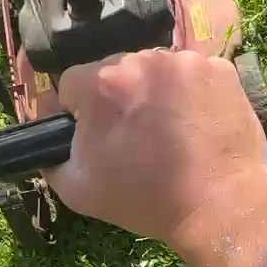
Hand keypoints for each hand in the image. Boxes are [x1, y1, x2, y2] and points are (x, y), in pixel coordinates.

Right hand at [45, 50, 266, 248]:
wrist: (219, 206)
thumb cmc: (147, 200)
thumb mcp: (79, 190)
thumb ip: (50, 157)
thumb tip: (46, 141)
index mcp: (101, 83)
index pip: (72, 84)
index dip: (80, 113)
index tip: (98, 136)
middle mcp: (143, 60)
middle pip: (117, 72)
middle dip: (121, 100)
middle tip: (138, 139)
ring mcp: (187, 62)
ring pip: (156, 71)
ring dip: (156, 94)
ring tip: (170, 134)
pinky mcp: (221, 70)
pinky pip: (194, 75)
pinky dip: (192, 95)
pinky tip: (197, 125)